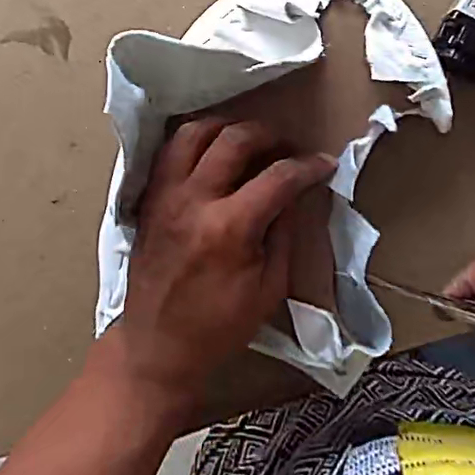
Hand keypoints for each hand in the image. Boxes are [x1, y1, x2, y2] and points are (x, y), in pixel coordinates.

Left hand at [109, 117, 336, 405]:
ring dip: (227, 127)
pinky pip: (169, 150)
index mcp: (229, 228)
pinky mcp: (149, 198)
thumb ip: (284, 231)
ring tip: (248, 140)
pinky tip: (212, 150)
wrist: (157, 347)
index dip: (308, 166)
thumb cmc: (220, 326)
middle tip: (287, 146)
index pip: (278, 177)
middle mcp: (194, 200)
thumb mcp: (270, 287)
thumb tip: (295, 191)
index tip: (324, 164)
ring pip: (195, 132)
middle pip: (235, 139)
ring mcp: (165, 195)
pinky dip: (195, 139)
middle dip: (270, 135)